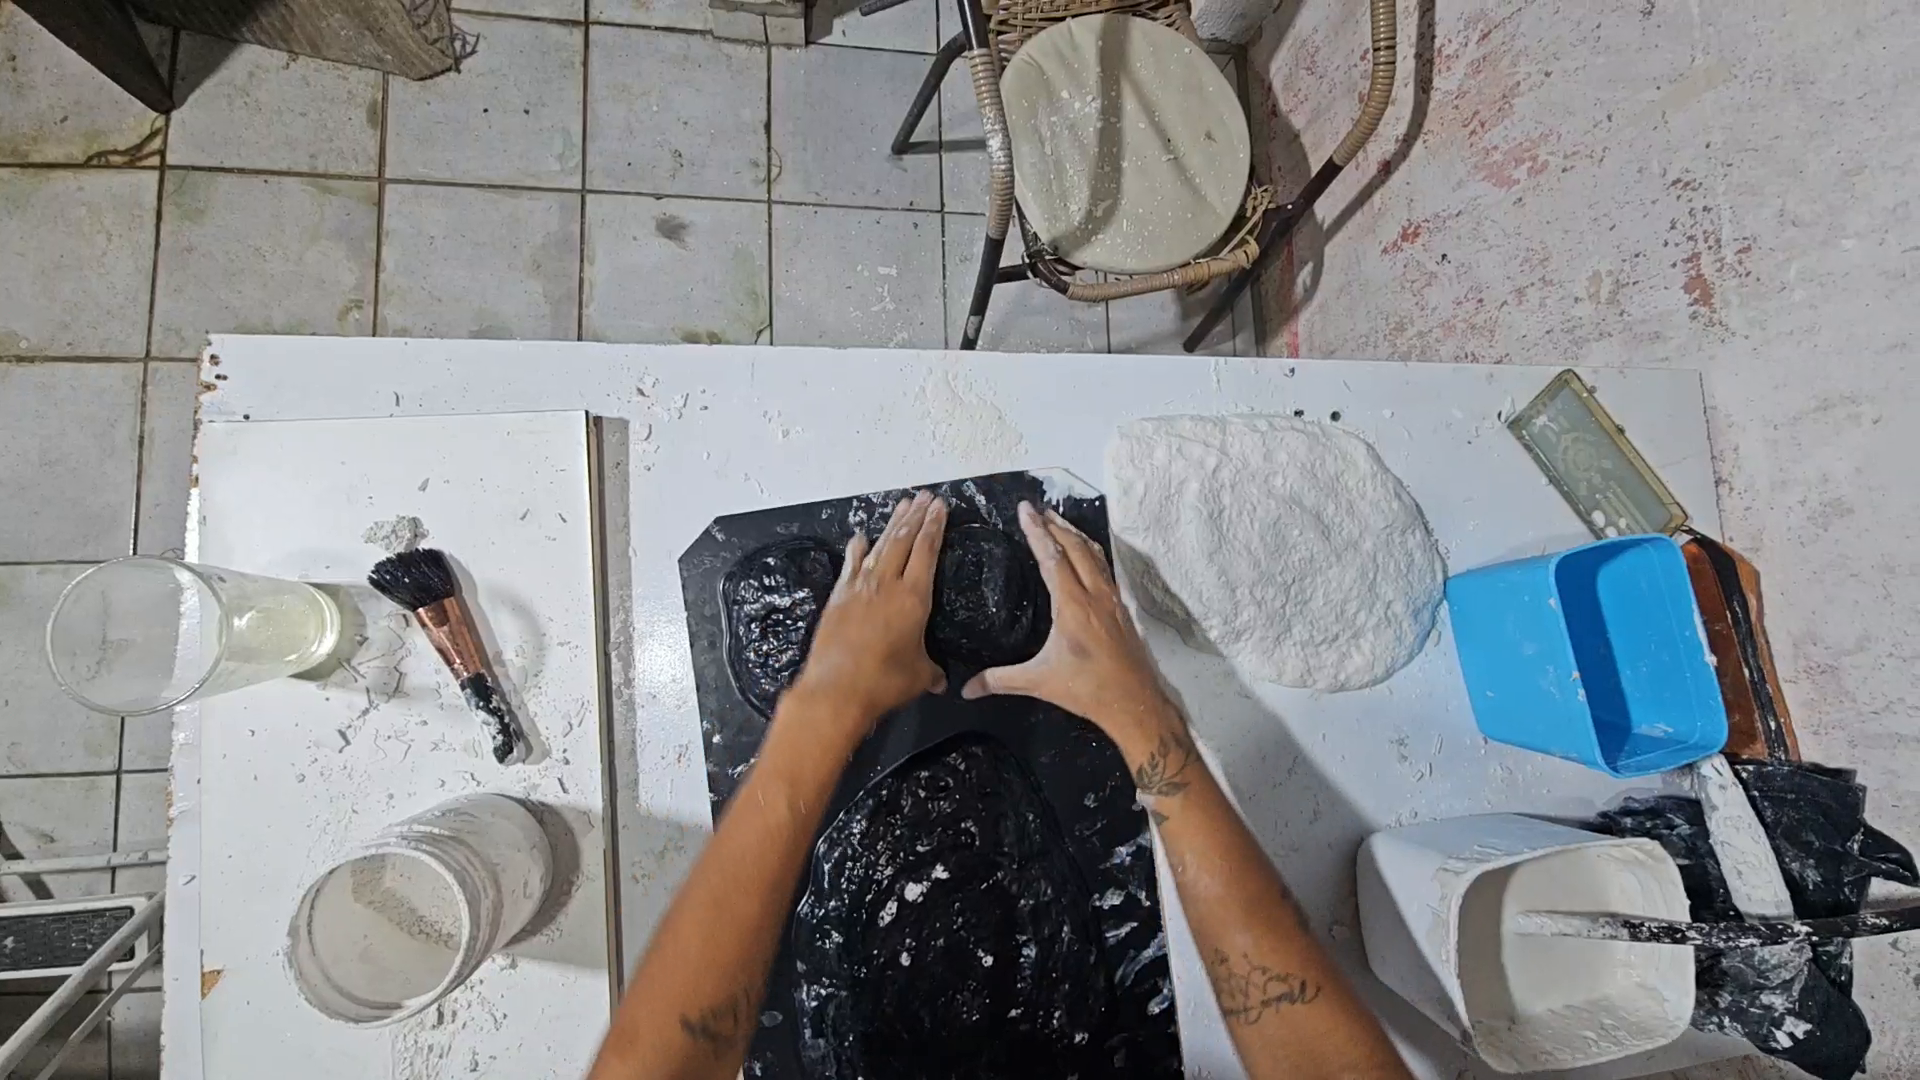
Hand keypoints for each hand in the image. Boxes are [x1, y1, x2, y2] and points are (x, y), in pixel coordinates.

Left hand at [785, 491, 948, 737]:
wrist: (835, 689)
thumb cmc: (884, 682)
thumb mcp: (918, 675)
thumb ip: (930, 671)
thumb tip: (939, 681)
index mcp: (914, 597)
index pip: (927, 551)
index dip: (934, 526)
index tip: (940, 507)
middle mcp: (887, 584)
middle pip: (904, 540)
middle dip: (916, 516)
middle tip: (926, 497)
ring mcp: (859, 587)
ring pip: (879, 546)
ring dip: (892, 524)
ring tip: (903, 506)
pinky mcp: (838, 596)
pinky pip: (851, 565)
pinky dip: (857, 550)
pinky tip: (860, 538)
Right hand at [962, 501, 1181, 755]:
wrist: (1135, 704)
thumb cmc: (1086, 690)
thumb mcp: (1039, 682)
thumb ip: (1000, 680)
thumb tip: (965, 688)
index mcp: (1072, 606)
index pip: (1052, 558)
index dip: (1037, 531)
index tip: (1025, 509)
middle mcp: (1094, 595)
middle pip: (1075, 548)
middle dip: (1055, 525)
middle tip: (1037, 508)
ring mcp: (1111, 599)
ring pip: (1094, 555)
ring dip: (1074, 534)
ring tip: (1058, 521)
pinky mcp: (1121, 608)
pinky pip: (1104, 568)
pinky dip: (1090, 551)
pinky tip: (1084, 552)